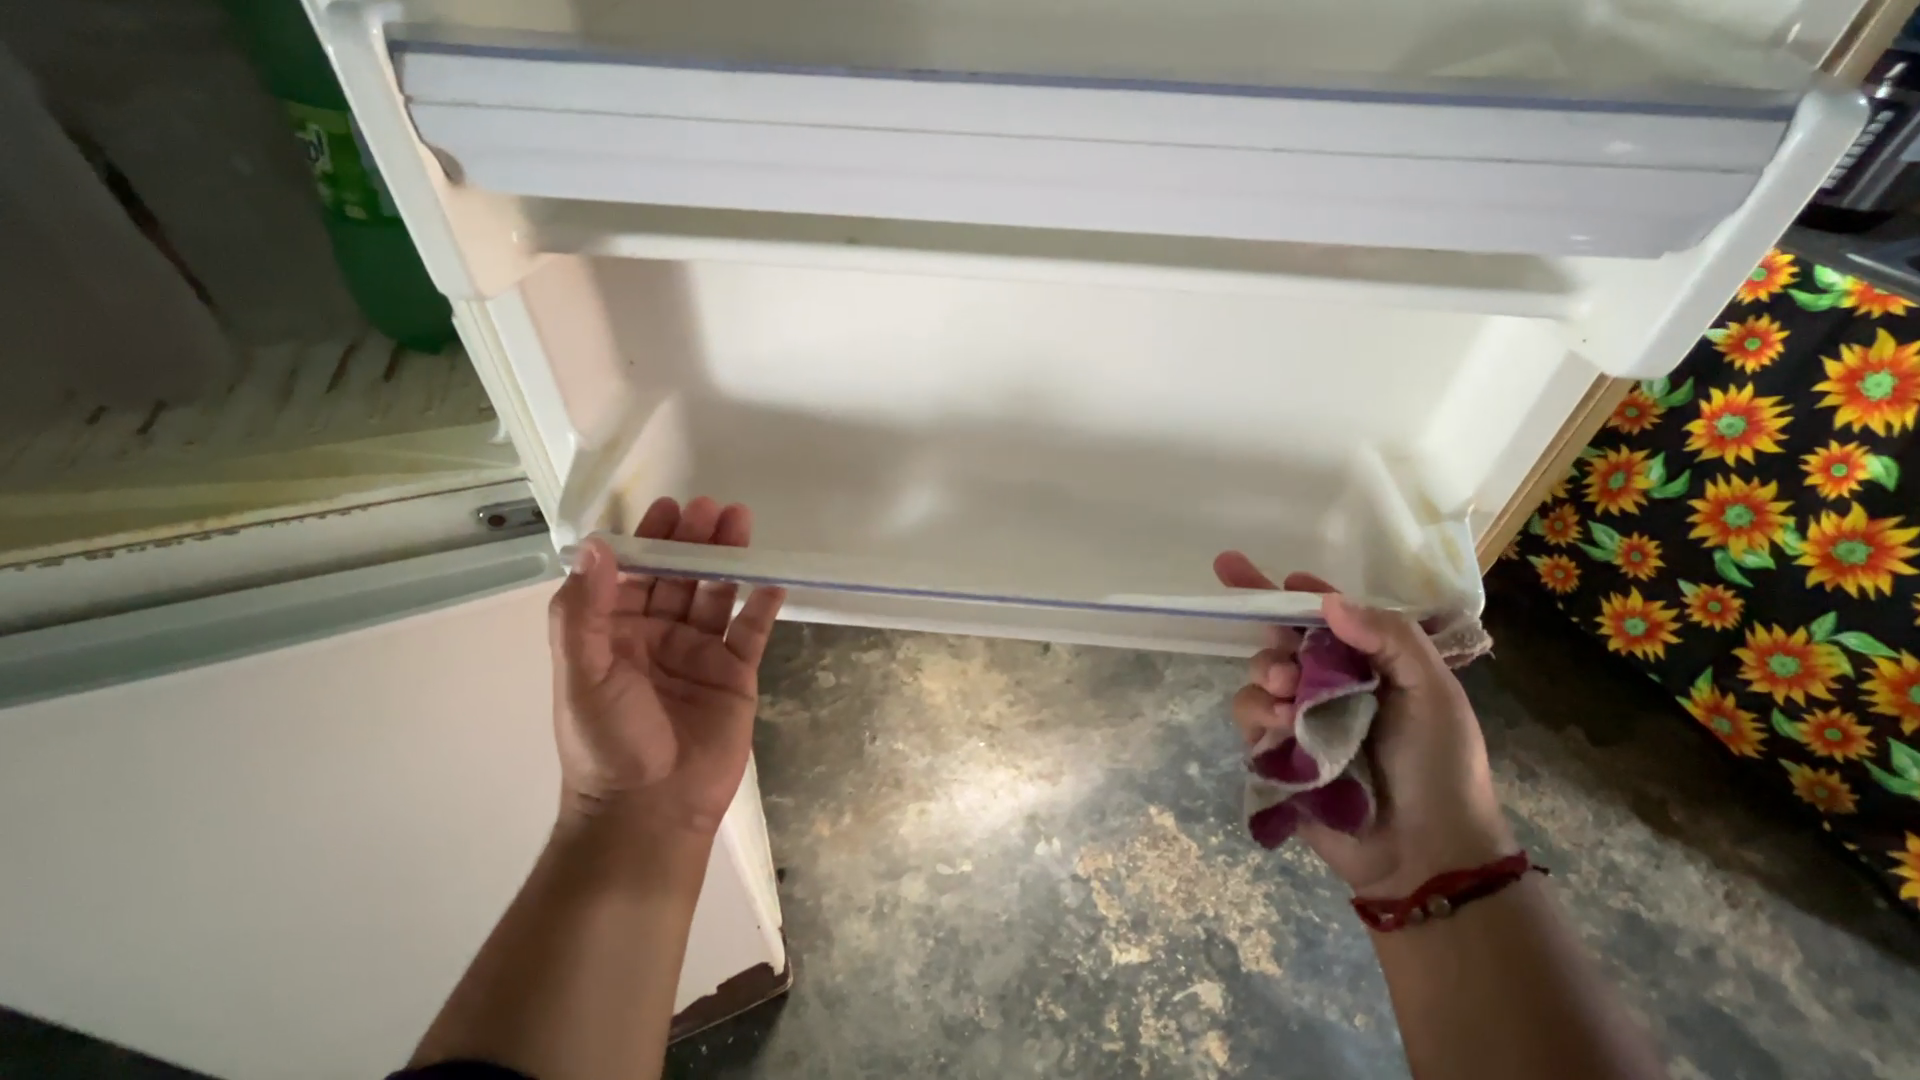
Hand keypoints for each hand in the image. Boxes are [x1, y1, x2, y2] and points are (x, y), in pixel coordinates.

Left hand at [548, 496, 785, 838]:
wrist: (650, 810)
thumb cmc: (607, 741)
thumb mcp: (581, 673)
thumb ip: (583, 611)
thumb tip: (598, 545)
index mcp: (614, 632)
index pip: (633, 573)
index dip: (649, 540)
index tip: (667, 507)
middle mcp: (658, 636)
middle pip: (679, 576)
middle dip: (694, 540)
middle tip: (713, 507)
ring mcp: (700, 654)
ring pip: (717, 595)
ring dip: (728, 560)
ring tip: (742, 523)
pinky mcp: (736, 675)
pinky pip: (751, 633)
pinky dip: (761, 606)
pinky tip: (771, 579)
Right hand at [1214, 553, 1513, 897]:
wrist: (1425, 852)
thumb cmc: (1439, 765)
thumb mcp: (1432, 691)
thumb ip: (1389, 637)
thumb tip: (1327, 603)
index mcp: (1370, 663)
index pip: (1325, 615)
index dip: (1292, 592)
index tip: (1255, 571)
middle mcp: (1329, 685)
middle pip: (1280, 639)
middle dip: (1269, 634)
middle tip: (1285, 659)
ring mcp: (1299, 720)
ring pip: (1258, 676)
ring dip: (1266, 675)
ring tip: (1288, 701)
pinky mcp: (1275, 754)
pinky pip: (1248, 718)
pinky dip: (1257, 716)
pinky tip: (1280, 729)